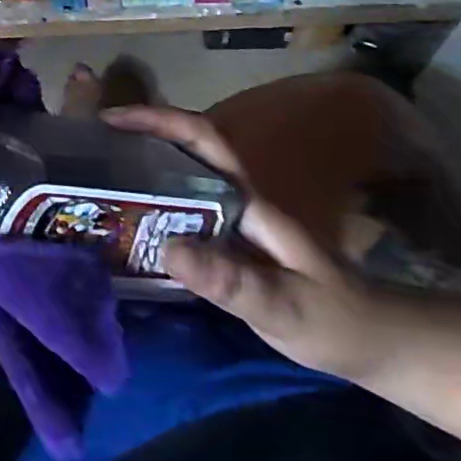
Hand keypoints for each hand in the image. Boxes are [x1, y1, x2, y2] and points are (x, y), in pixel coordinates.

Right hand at [101, 104, 401, 381]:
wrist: (375, 340)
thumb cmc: (336, 318)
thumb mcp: (285, 306)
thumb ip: (232, 279)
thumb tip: (167, 246)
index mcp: (248, 198)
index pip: (202, 139)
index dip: (158, 120)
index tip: (112, 120)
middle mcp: (235, 197)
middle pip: (182, 148)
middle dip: (136, 135)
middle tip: (85, 147)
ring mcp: (230, 217)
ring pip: (179, 176)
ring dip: (139, 166)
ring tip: (91, 178)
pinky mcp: (226, 240)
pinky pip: (180, 210)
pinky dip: (149, 204)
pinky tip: (125, 222)